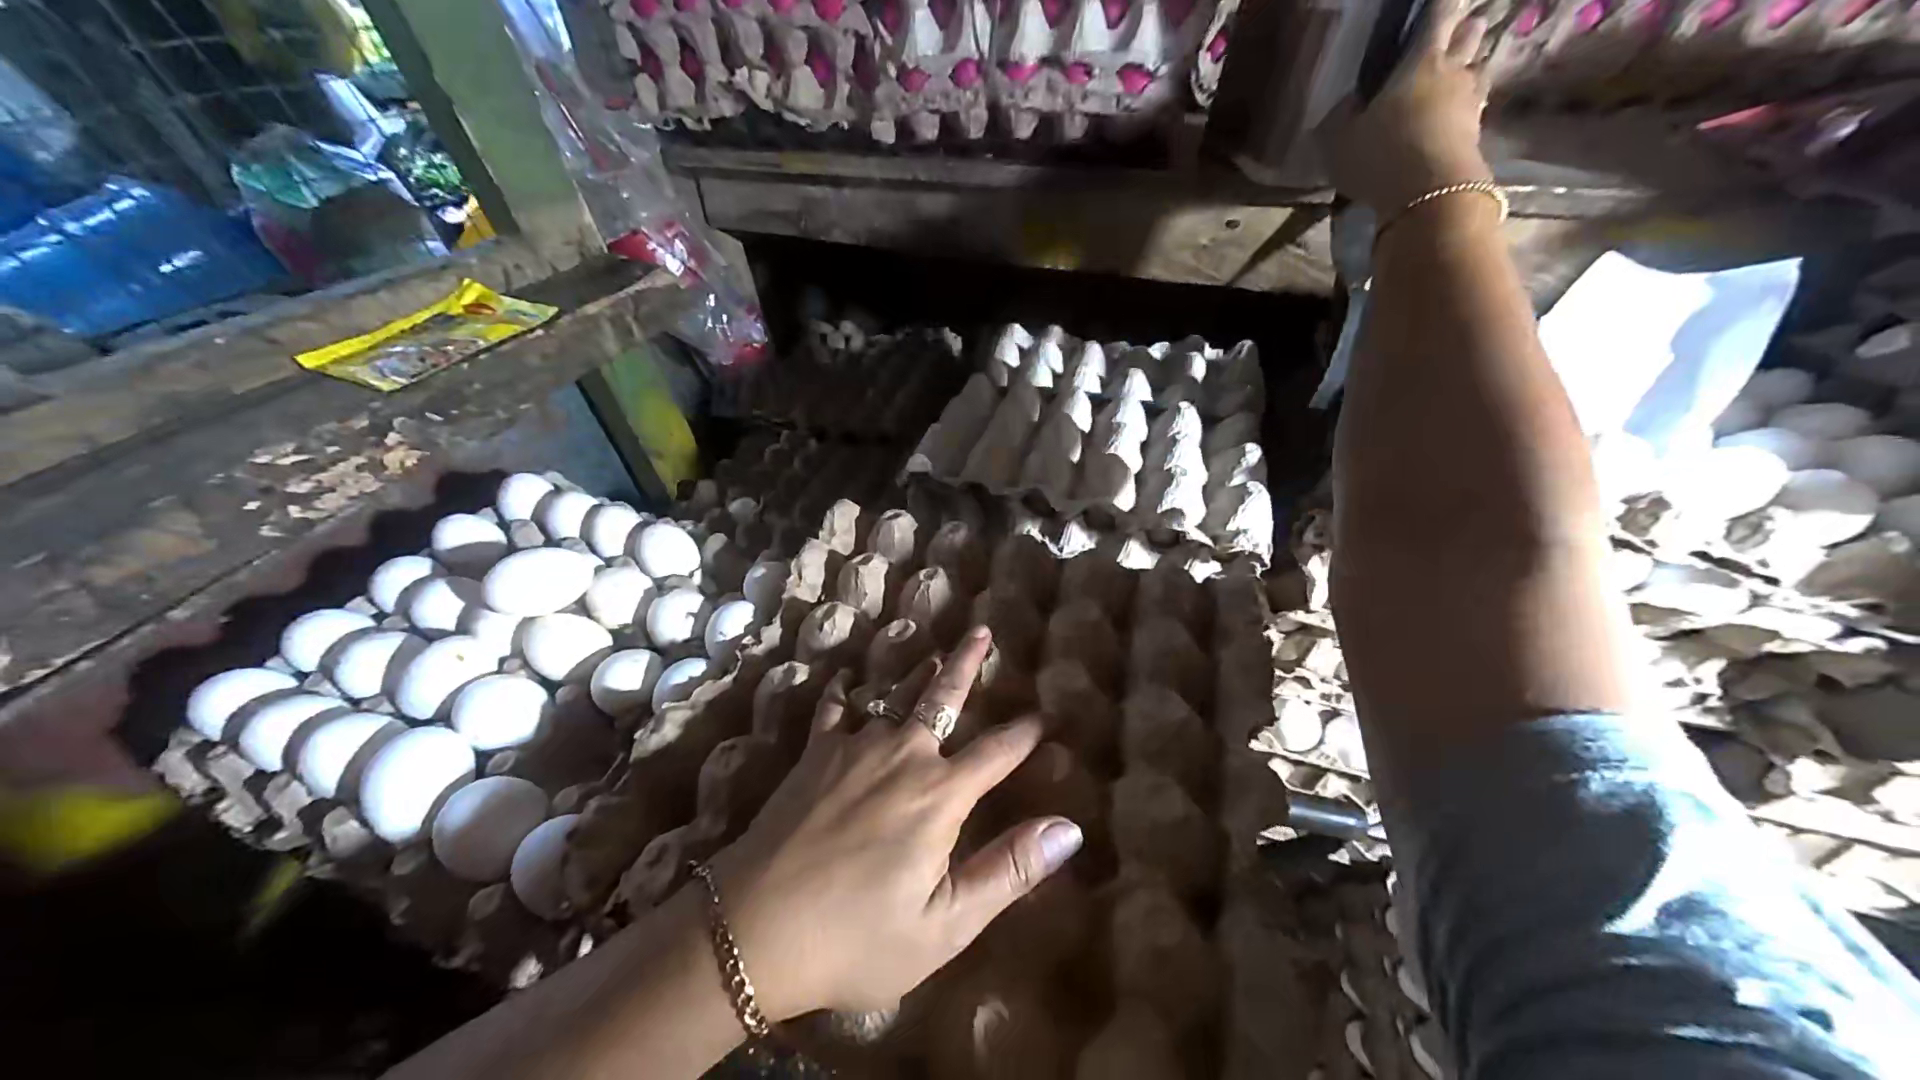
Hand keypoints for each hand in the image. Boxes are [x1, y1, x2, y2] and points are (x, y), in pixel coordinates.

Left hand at [708, 627, 1083, 1019]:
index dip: (1026, 732)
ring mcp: (854, 749)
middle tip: (981, 631)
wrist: (752, 930)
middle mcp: (903, 756)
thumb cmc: (856, 937)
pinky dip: (843, 691)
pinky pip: (834, 709)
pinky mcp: (814, 755)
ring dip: (917, 671)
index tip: (1045, 714)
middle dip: (967, 663)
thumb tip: (1069, 828)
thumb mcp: (945, 924)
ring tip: (932, 650)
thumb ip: (1008, 871)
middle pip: (943, 698)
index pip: (998, 751)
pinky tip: (844, 678)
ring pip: (894, 695)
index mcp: (941, 795)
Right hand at [1318, 0, 1493, 213]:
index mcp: (1420, 61)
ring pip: (1478, 69)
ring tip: (1455, 81)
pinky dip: (1467, 106)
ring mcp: (1471, 100)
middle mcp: (1453, 70)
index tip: (1430, 5)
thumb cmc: (1380, 157)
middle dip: (1463, 30)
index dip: (1434, 6)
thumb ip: (1341, 117)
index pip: (1435, 15)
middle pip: (1469, 34)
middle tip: (1451, 37)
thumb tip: (1349, 102)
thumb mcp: (1340, 142)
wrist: (1428, 194)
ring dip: (1469, 70)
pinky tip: (1453, 117)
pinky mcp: (1478, 131)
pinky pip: (1476, 106)